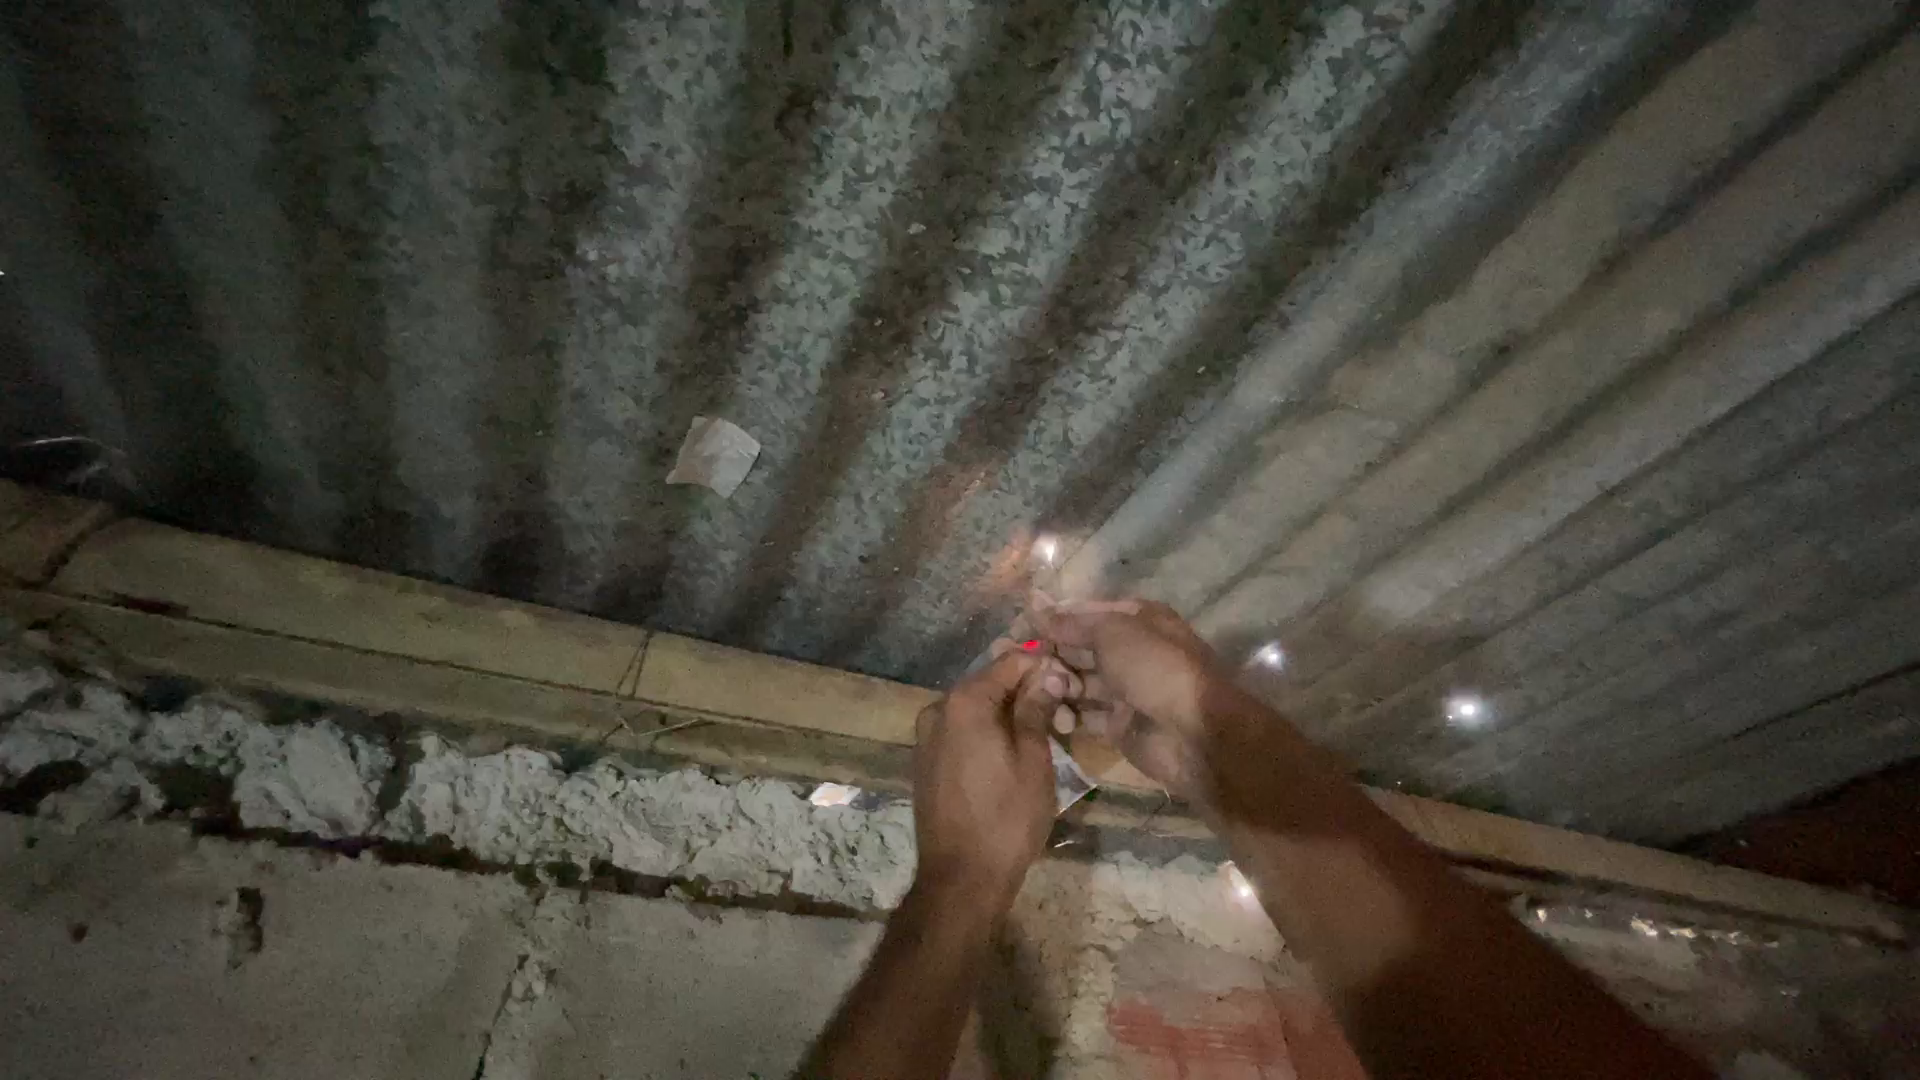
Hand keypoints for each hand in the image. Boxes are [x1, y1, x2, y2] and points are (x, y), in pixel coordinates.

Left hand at [911, 651, 1066, 907]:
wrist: (960, 879)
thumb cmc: (1006, 819)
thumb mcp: (1033, 761)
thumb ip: (1037, 709)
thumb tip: (1047, 673)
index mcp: (965, 701)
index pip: (1011, 661)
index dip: (1045, 667)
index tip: (1073, 687)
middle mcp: (938, 708)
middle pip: (992, 682)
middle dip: (1029, 691)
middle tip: (1066, 718)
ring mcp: (927, 734)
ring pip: (977, 707)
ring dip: (1011, 713)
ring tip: (1047, 738)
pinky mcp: (926, 758)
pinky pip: (963, 729)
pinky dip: (990, 730)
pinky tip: (1015, 752)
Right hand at [1029, 598, 1225, 798]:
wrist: (1193, 733)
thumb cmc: (1154, 668)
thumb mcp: (1112, 631)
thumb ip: (1072, 622)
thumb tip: (1037, 606)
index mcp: (1137, 620)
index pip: (1086, 613)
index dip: (1054, 619)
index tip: (1021, 626)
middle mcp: (1130, 651)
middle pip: (1079, 647)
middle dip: (1050, 652)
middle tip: (1014, 659)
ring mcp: (1124, 689)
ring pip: (1078, 680)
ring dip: (1056, 682)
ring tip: (1035, 687)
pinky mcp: (1117, 724)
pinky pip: (1083, 713)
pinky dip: (1065, 713)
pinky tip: (1048, 712)